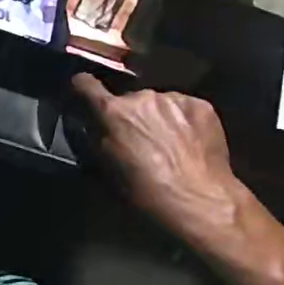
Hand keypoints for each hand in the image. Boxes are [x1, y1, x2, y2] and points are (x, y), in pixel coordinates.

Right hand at [71, 75, 263, 263]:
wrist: (200, 201)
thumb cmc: (147, 192)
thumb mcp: (107, 168)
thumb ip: (96, 137)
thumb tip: (93, 123)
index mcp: (113, 112)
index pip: (85, 84)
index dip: (82, 88)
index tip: (85, 93)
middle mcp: (142, 97)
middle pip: (129, 99)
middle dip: (131, 115)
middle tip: (140, 139)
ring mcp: (174, 99)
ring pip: (158, 103)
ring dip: (158, 117)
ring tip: (169, 144)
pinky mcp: (201, 105)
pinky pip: (184, 107)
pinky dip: (183, 120)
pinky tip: (189, 142)